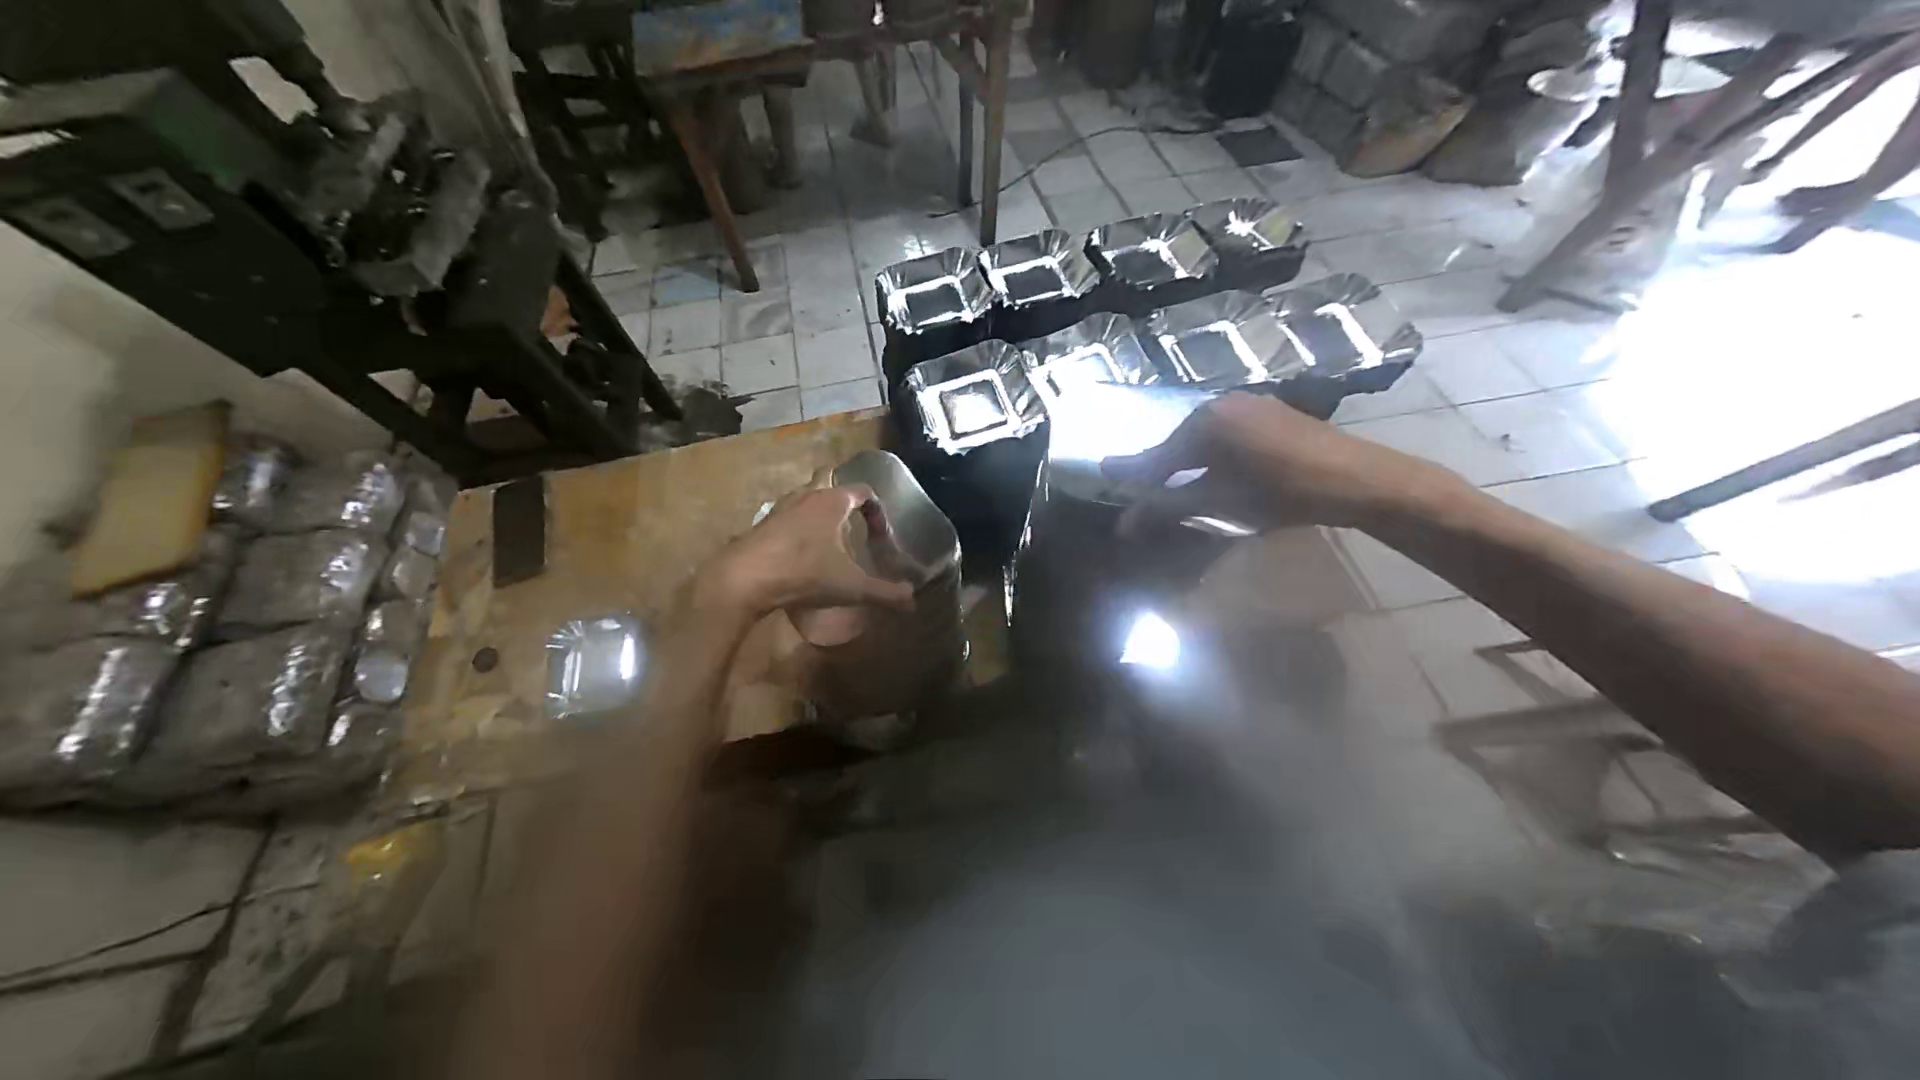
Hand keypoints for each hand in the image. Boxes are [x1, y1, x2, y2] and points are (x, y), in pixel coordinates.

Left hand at [697, 486, 915, 619]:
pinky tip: (801, 554)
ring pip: (805, 498)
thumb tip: (912, 601)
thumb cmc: (804, 573)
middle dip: (844, 500)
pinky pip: (787, 517)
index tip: (881, 537)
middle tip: (855, 526)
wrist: (743, 580)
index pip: (863, 491)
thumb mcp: (851, 586)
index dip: (877, 511)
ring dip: (818, 511)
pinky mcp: (762, 525)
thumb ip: (884, 593)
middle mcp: (806, 496)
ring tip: (829, 540)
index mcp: (832, 502)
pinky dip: (798, 527)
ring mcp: (780, 509)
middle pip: (829, 482)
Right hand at [1101, 393, 1470, 533]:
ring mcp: (1249, 404)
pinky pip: (1226, 430)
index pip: (1157, 454)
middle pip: (1177, 441)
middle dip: (1161, 467)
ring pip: (1202, 435)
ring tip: (1183, 483)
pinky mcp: (1270, 411)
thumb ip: (1169, 509)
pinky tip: (1219, 469)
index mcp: (1204, 422)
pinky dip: (1213, 451)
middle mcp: (1221, 404)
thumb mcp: (1220, 504)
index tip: (1107, 476)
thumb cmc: (1282, 493)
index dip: (1132, 473)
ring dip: (1189, 459)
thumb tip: (1125, 524)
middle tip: (1149, 491)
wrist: (1357, 479)